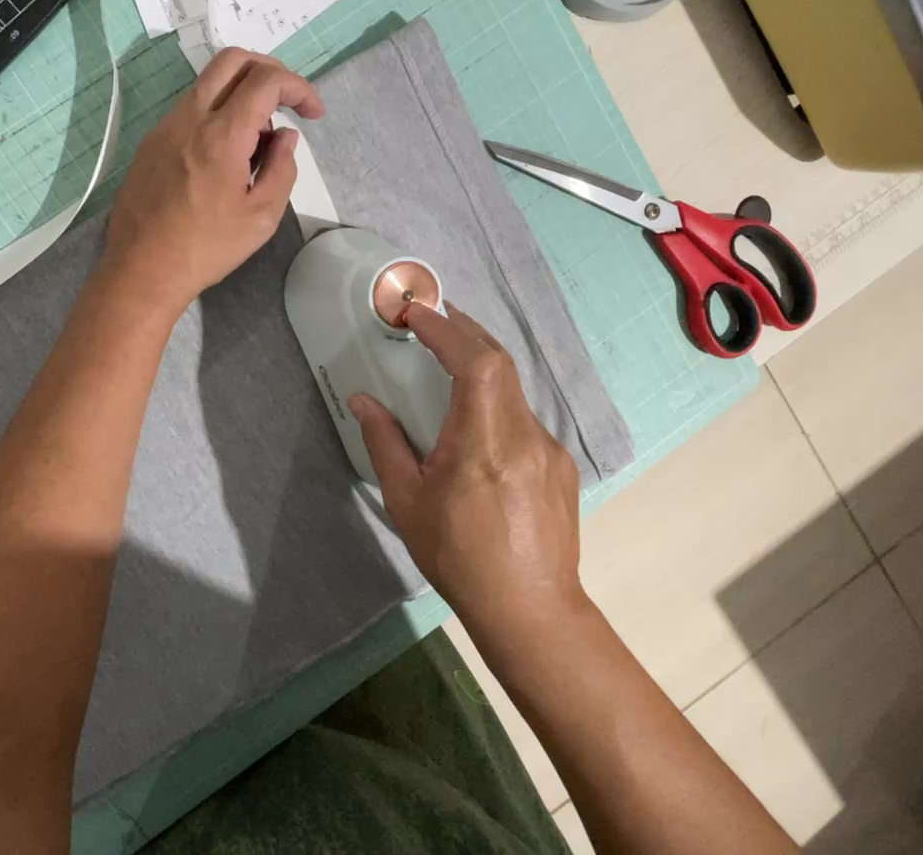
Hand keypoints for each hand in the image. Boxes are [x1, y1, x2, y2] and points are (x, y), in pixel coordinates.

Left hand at [103, 49, 324, 313]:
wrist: (140, 270)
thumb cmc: (205, 250)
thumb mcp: (261, 217)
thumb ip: (282, 169)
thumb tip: (286, 138)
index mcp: (221, 136)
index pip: (266, 80)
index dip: (298, 87)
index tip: (313, 113)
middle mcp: (189, 119)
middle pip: (232, 60)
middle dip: (269, 70)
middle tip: (287, 103)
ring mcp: (164, 128)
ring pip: (207, 83)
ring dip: (241, 95)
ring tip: (256, 143)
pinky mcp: (150, 143)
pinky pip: (189, 110)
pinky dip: (216, 114)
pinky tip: (224, 157)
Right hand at [349, 302, 584, 627]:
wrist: (530, 609)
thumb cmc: (458, 557)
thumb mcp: (407, 502)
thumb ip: (384, 443)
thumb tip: (363, 400)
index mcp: (485, 443)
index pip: (477, 364)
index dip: (448, 331)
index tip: (417, 314)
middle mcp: (525, 436)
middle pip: (500, 363)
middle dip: (463, 332)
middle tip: (429, 320)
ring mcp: (549, 449)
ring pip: (513, 390)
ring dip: (480, 365)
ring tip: (446, 363)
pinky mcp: (559, 465)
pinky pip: (523, 418)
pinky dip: (495, 401)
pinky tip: (475, 424)